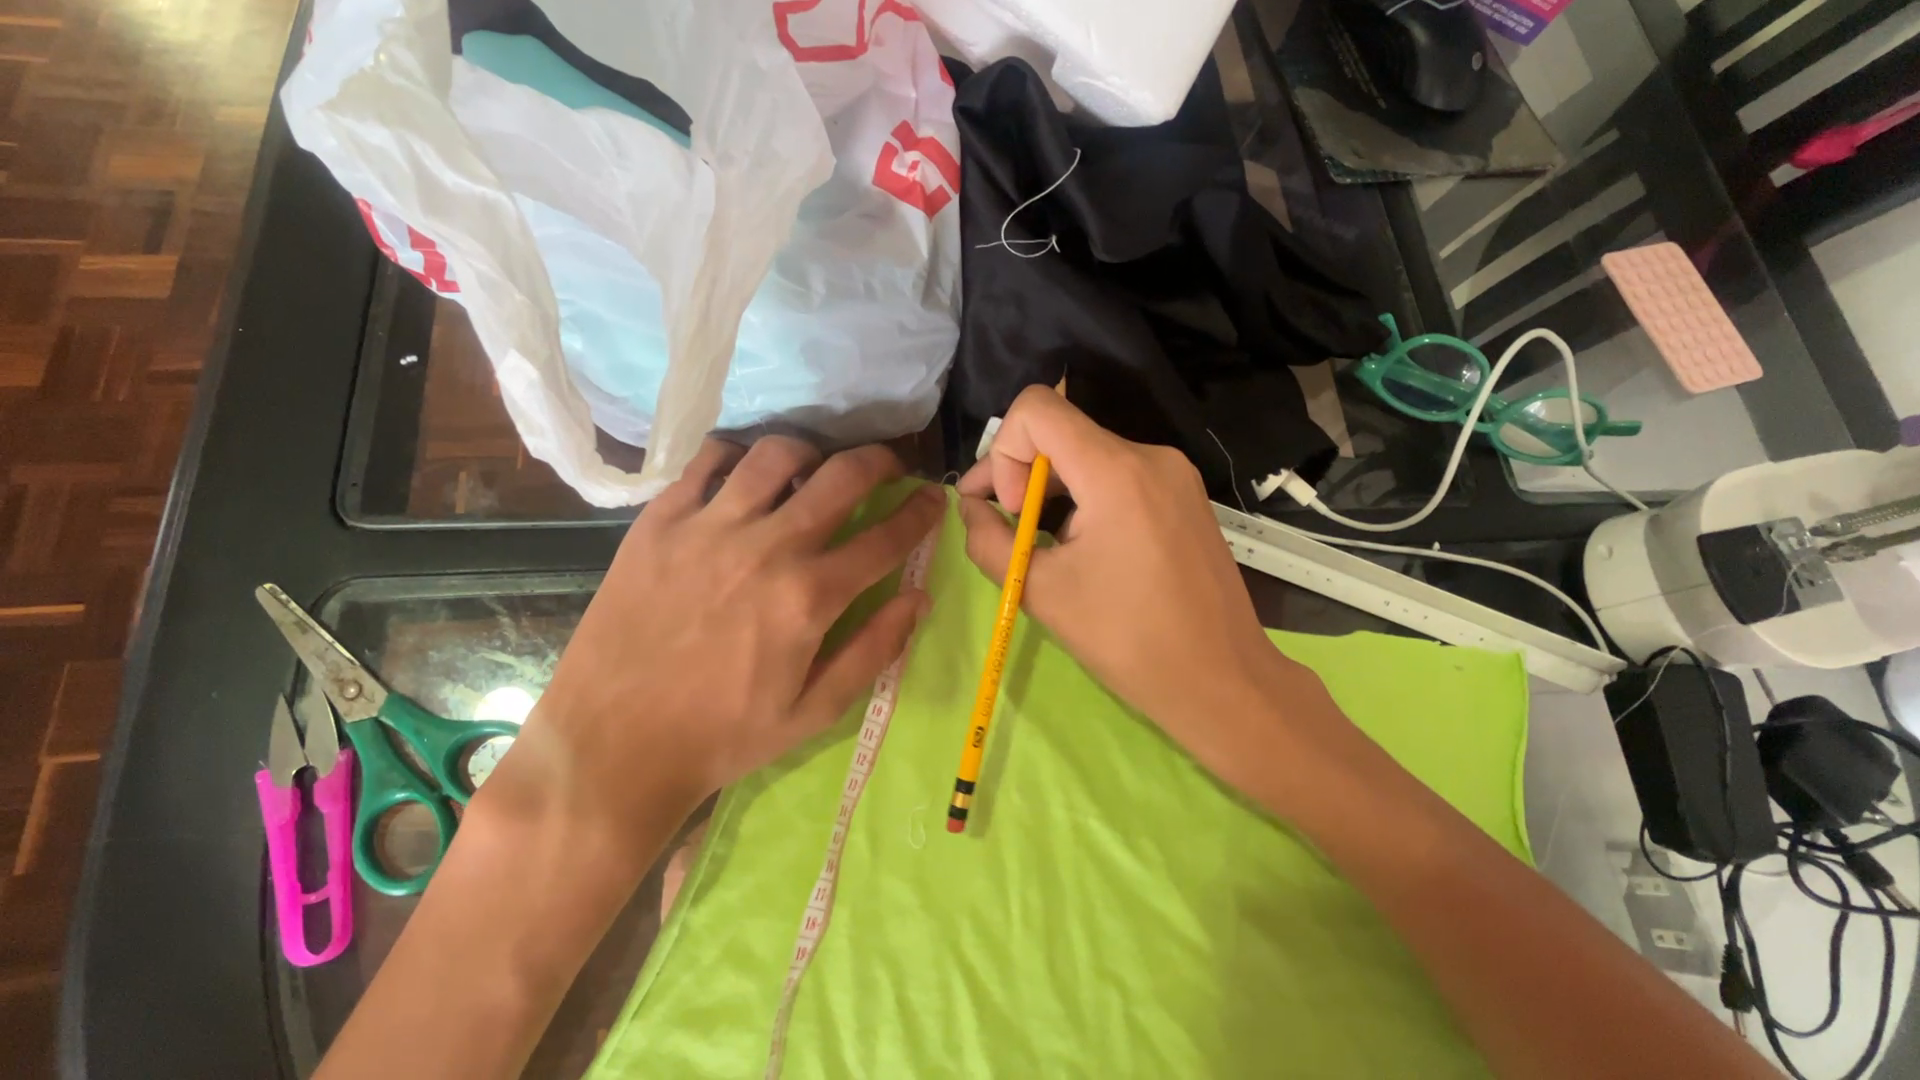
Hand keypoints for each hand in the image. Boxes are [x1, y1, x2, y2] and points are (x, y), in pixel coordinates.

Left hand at [512, 437, 944, 828]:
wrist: (613, 743)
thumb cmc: (721, 736)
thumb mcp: (813, 713)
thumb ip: (873, 651)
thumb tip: (919, 597)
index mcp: (809, 598)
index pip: (885, 537)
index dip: (920, 513)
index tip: (933, 500)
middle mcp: (766, 547)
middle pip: (841, 476)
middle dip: (880, 462)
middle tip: (890, 465)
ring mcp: (707, 526)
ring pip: (776, 454)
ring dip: (812, 452)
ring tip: (815, 467)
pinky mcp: (658, 521)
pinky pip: (707, 460)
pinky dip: (738, 455)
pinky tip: (746, 473)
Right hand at [957, 389, 1329, 764]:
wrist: (1221, 681)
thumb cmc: (1129, 640)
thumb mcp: (1041, 592)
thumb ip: (989, 542)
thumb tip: (971, 509)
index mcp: (1116, 470)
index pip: (1038, 408)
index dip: (1003, 451)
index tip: (1012, 510)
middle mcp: (1150, 456)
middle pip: (1062, 432)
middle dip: (1019, 474)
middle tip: (1000, 528)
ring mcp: (1174, 475)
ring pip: (1089, 456)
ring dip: (1050, 491)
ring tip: (1039, 547)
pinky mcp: (1185, 498)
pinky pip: (1119, 477)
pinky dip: (1084, 500)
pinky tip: (1081, 550)